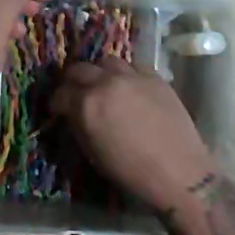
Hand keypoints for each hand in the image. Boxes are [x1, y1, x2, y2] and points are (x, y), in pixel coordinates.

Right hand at [51, 58, 215, 215]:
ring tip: (103, 86)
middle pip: (80, 69)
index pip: (61, 93)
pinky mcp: (155, 77)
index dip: (56, 102)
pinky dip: (125, 74)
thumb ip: (78, 126)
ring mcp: (132, 76)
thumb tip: (73, 115)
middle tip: (75, 93)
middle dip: (73, 81)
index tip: (58, 109)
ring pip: (107, 62)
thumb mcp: (92, 153)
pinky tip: (129, 88)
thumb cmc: (130, 171)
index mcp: (86, 103)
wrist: (178, 172)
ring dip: (100, 72)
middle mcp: (106, 82)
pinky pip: (133, 67)